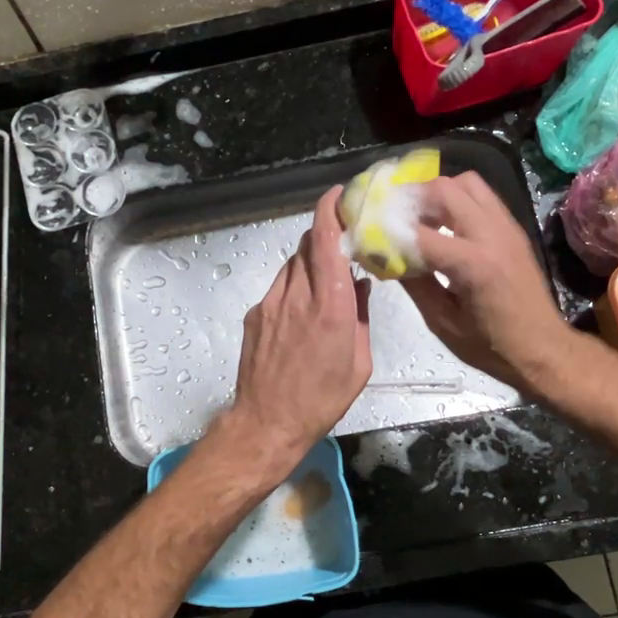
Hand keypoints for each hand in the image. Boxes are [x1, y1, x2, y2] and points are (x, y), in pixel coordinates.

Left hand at [218, 186, 372, 480]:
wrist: (267, 422)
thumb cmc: (321, 399)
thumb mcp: (359, 364)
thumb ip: (362, 318)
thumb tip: (361, 286)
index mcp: (331, 307)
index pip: (324, 241)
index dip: (329, 210)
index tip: (338, 195)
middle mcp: (297, 296)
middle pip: (307, 245)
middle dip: (325, 236)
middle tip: (343, 240)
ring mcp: (271, 304)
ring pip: (291, 264)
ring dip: (309, 262)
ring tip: (325, 282)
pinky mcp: (255, 315)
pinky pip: (278, 287)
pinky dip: (294, 286)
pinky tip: (303, 310)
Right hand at [400, 172, 570, 392]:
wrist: (543, 348)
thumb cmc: (491, 346)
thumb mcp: (443, 322)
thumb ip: (415, 283)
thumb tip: (387, 256)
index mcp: (474, 264)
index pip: (418, 232)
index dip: (388, 232)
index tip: (368, 235)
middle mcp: (491, 235)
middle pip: (443, 189)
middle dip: (411, 199)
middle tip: (393, 218)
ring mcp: (506, 227)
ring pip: (466, 182)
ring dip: (437, 193)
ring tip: (420, 217)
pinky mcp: (512, 227)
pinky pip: (481, 195)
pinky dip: (457, 199)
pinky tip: (443, 224)